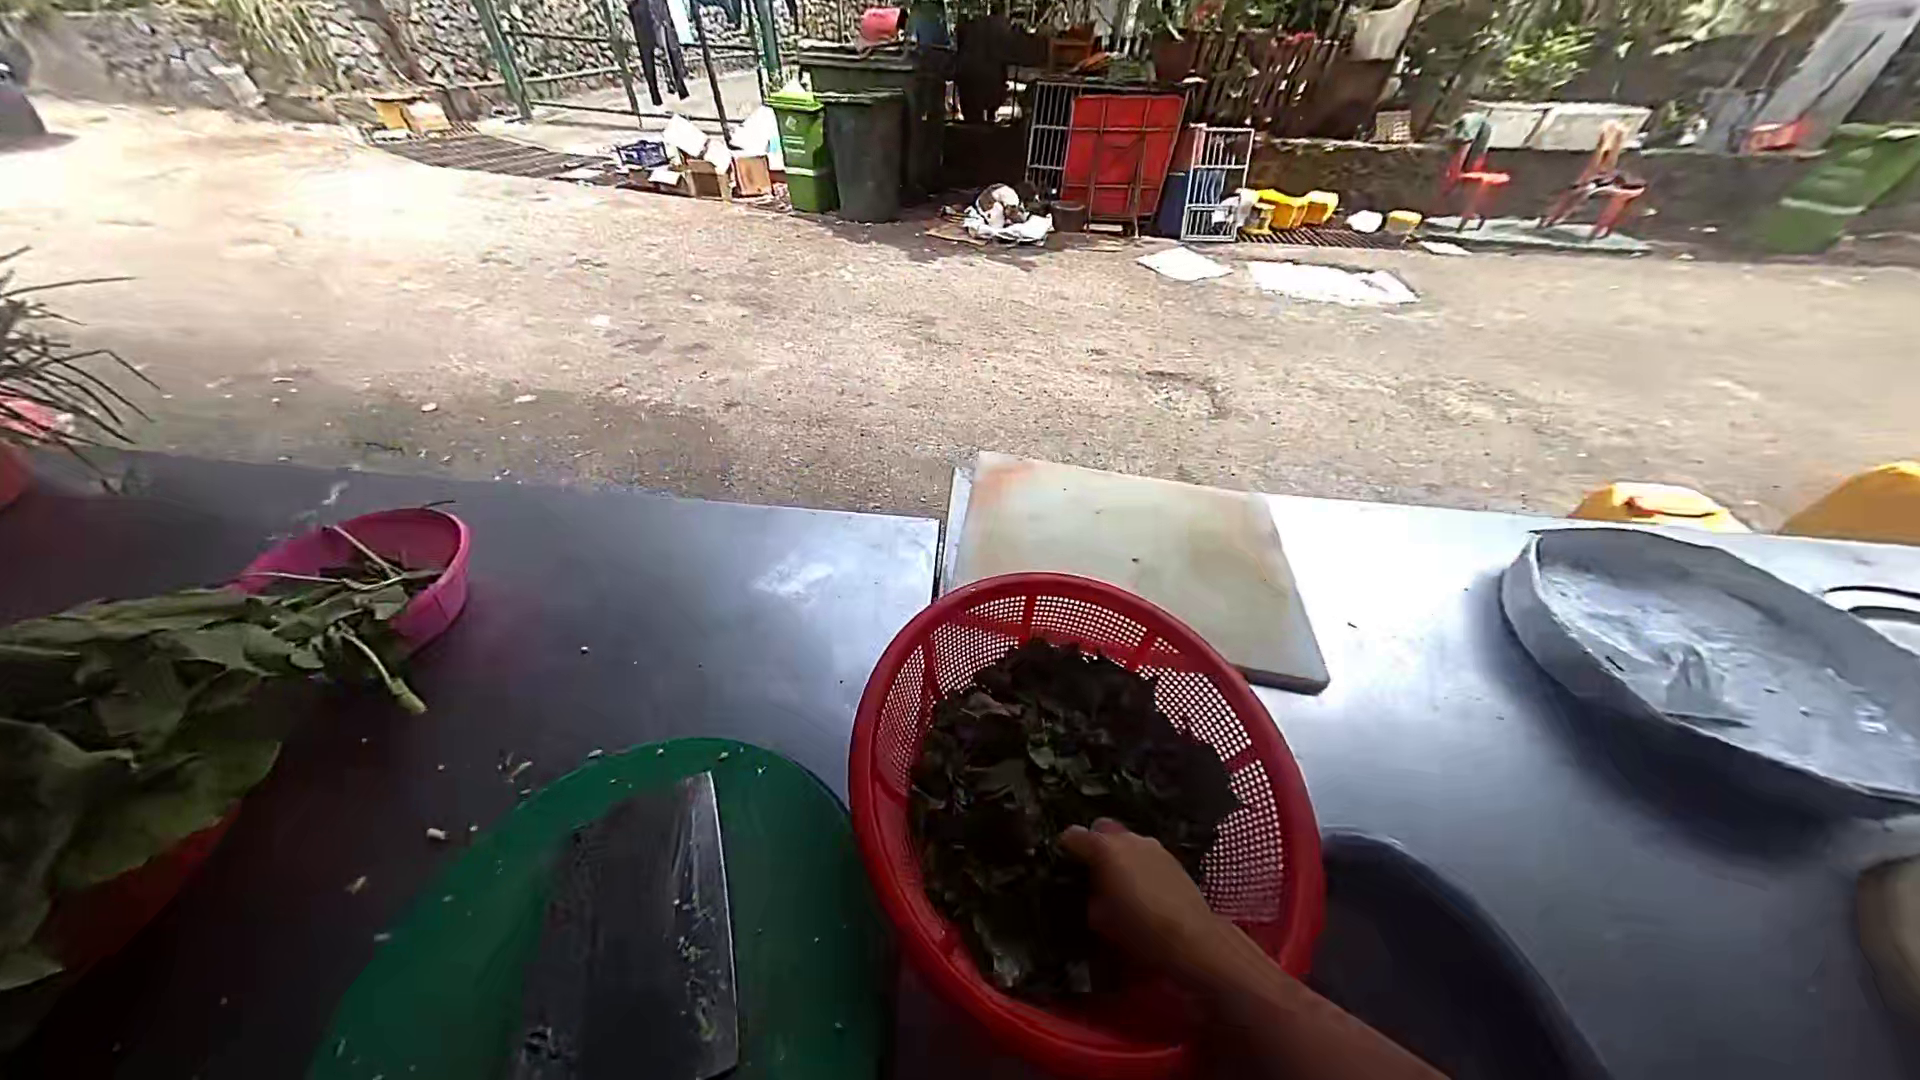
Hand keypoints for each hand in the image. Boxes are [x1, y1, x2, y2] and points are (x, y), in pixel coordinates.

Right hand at [1058, 818, 1241, 981]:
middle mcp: (1127, 838)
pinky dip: (1138, 861)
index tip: (1064, 861)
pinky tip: (1143, 885)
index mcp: (1104, 848)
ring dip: (1118, 853)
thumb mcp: (1101, 918)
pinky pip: (1144, 852)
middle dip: (1094, 844)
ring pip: (1125, 839)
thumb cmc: (1139, 928)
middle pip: (1100, 829)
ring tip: (1120, 880)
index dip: (1065, 847)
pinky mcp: (1171, 856)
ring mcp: (1151, 844)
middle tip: (1092, 870)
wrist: (1193, 938)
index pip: (1073, 836)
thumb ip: (1090, 896)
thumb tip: (1090, 891)